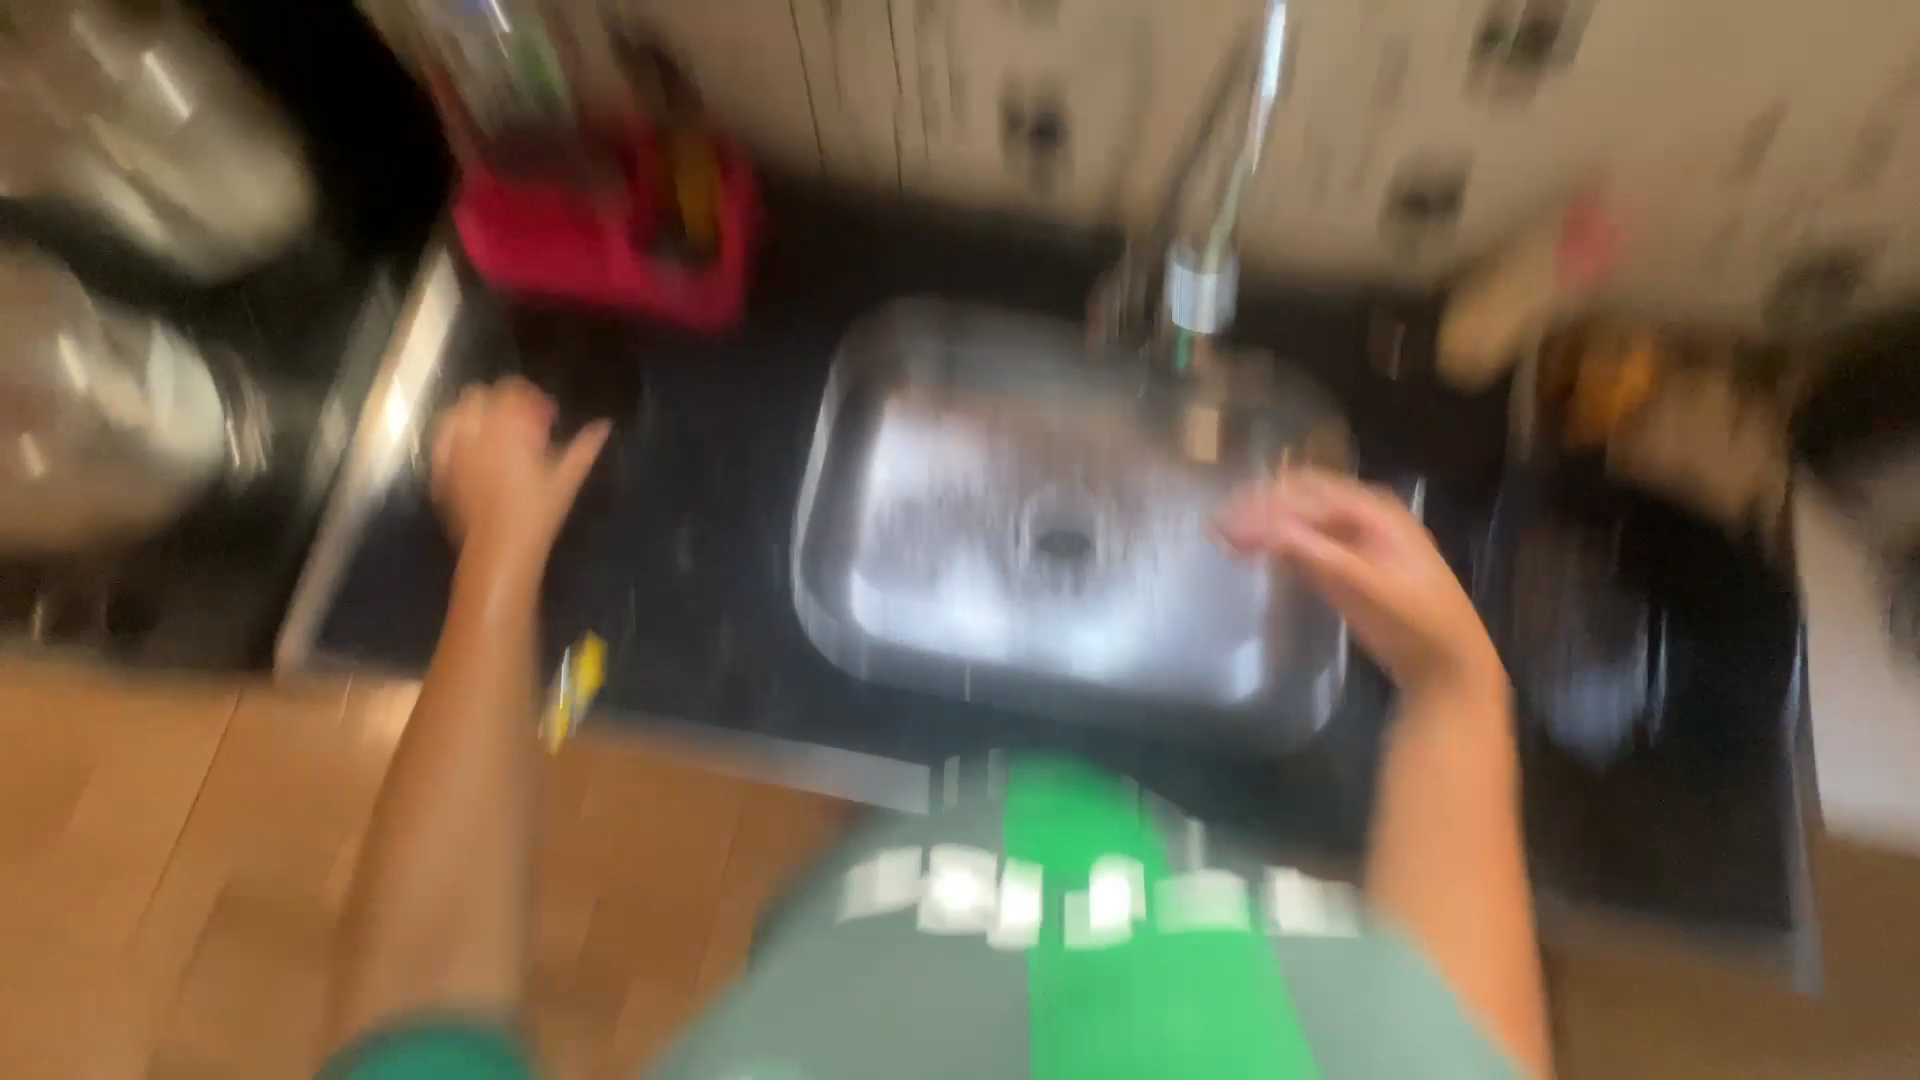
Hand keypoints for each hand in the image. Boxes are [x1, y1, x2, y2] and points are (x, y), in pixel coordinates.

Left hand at [430, 377, 610, 575]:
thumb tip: (604, 426)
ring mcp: (454, 449)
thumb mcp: (568, 479)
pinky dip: (456, 436)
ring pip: (456, 413)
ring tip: (492, 431)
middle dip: (497, 400)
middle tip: (517, 419)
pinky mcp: (441, 467)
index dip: (526, 393)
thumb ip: (585, 447)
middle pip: (478, 395)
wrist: (499, 546)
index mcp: (509, 430)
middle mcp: (476, 433)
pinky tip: (472, 449)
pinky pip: (442, 439)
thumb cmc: (539, 512)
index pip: (510, 391)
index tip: (541, 408)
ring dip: (474, 415)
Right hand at [1213, 467, 1506, 703]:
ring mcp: (1359, 539)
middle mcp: (1365, 515)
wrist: (1450, 667)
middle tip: (1218, 529)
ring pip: (1300, 517)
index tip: (1224, 524)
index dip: (1261, 503)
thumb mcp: (1362, 587)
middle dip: (1257, 508)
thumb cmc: (1413, 623)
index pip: (1305, 491)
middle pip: (1300, 497)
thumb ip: (1313, 552)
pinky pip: (1307, 540)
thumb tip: (1260, 525)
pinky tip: (1255, 555)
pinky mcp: (1351, 563)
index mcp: (1374, 510)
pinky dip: (1278, 543)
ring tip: (1226, 540)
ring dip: (1264, 524)